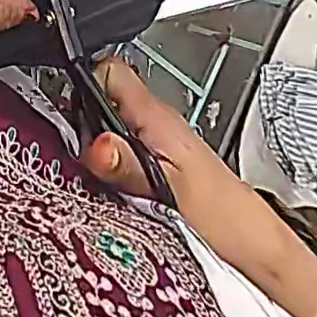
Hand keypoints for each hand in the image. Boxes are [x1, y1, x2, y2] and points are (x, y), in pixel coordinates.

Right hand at [81, 58, 316, 306]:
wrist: (254, 244)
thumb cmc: (223, 216)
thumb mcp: (169, 191)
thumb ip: (128, 166)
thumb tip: (95, 144)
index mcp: (156, 118)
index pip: (111, 71)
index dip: (83, 81)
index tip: (63, 108)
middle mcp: (155, 124)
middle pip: (104, 98)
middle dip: (81, 118)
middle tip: (70, 150)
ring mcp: (156, 143)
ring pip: (111, 125)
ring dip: (94, 145)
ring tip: (85, 172)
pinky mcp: (157, 165)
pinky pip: (121, 149)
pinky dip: (107, 164)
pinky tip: (105, 188)